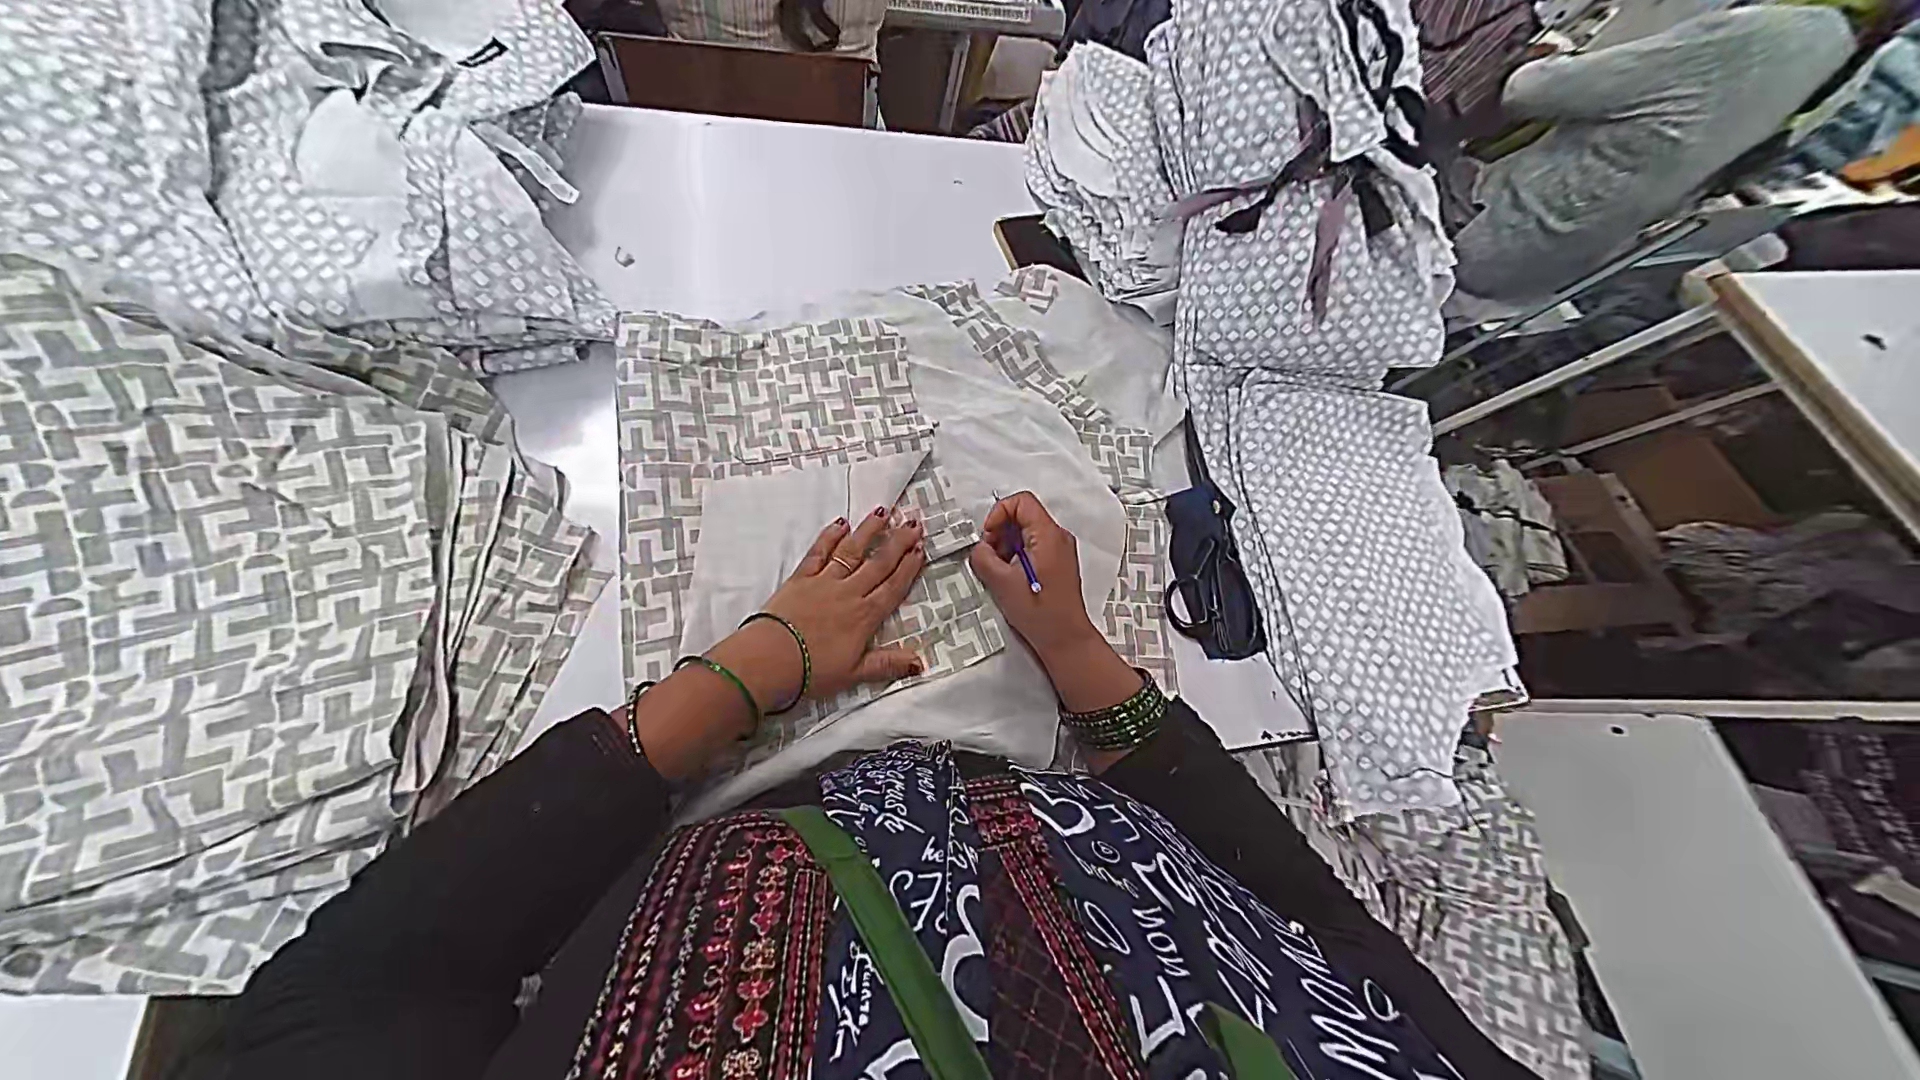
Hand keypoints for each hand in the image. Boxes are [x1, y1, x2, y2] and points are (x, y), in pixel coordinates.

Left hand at [750, 506, 928, 702]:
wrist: (770, 660)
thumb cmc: (811, 671)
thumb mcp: (855, 673)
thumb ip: (887, 664)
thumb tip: (918, 663)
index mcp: (865, 616)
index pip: (893, 586)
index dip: (909, 567)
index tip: (920, 550)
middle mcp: (849, 593)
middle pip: (879, 563)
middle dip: (899, 542)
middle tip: (913, 525)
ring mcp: (824, 582)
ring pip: (852, 550)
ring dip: (869, 531)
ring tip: (883, 513)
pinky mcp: (801, 578)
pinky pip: (819, 552)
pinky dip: (830, 536)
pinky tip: (840, 524)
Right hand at [969, 492, 1141, 715]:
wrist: (1065, 639)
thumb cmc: (1039, 612)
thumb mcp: (1000, 582)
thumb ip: (983, 557)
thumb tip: (980, 548)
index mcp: (1048, 535)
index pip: (1021, 501)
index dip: (999, 513)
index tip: (988, 537)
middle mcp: (1058, 537)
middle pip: (1023, 515)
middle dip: (1000, 532)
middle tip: (990, 557)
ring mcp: (1059, 550)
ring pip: (1026, 532)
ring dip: (1006, 546)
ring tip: (1000, 571)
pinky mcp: (1057, 563)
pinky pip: (1032, 547)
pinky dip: (1016, 556)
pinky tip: (1010, 578)